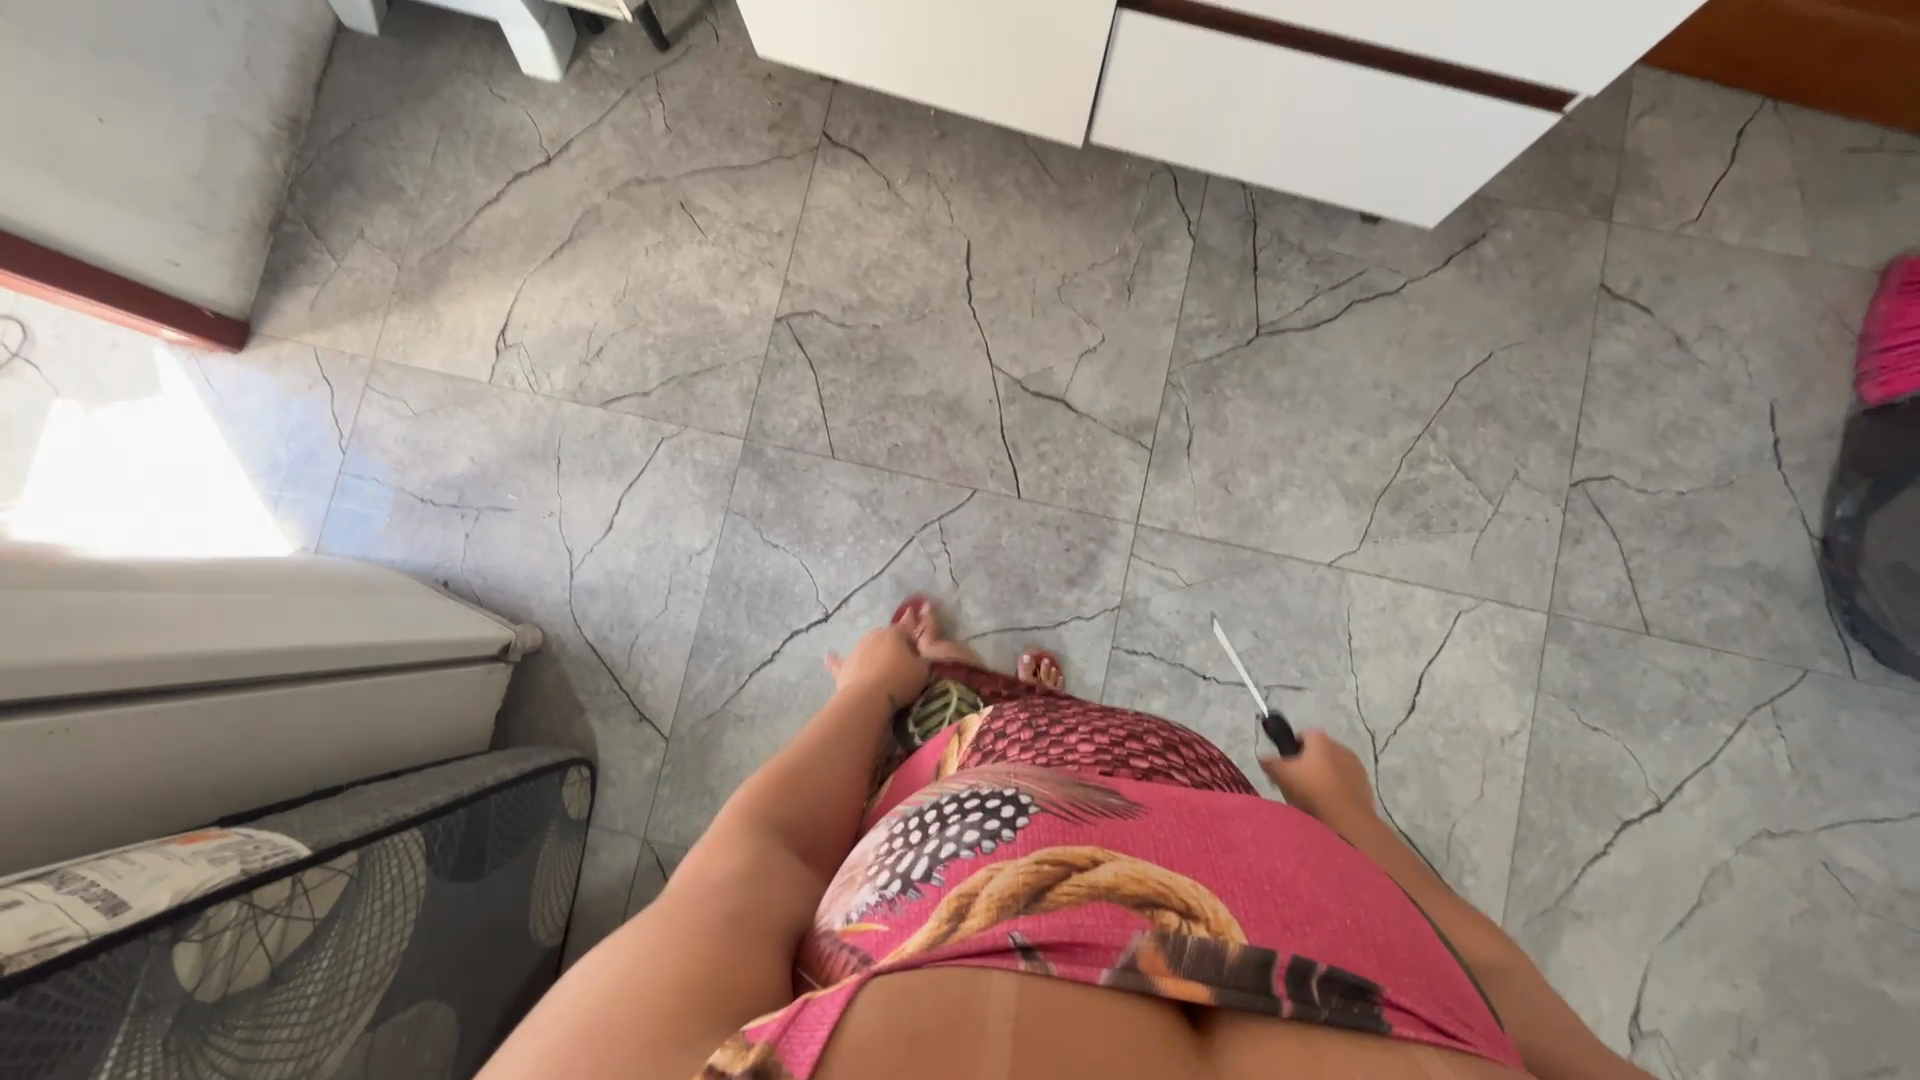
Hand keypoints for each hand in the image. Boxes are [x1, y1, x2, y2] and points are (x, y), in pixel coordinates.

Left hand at [826, 624, 928, 708]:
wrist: (869, 698)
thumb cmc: (900, 681)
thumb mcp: (923, 670)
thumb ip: (923, 659)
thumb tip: (920, 656)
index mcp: (894, 633)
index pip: (905, 630)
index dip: (911, 640)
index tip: (917, 653)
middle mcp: (873, 637)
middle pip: (885, 637)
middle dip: (892, 645)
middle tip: (900, 661)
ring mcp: (856, 650)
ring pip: (865, 647)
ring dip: (872, 654)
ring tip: (879, 667)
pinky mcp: (843, 667)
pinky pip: (839, 661)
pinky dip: (835, 659)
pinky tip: (829, 655)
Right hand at [1259, 729, 1377, 827]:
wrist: (1349, 821)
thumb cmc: (1312, 791)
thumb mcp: (1282, 776)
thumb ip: (1270, 763)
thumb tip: (1263, 757)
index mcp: (1320, 740)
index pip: (1302, 734)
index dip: (1290, 747)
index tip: (1283, 763)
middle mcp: (1340, 747)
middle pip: (1317, 751)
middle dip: (1305, 763)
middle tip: (1293, 782)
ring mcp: (1356, 766)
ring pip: (1332, 767)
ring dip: (1322, 776)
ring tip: (1311, 797)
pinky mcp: (1365, 785)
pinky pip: (1344, 782)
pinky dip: (1336, 788)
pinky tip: (1328, 804)